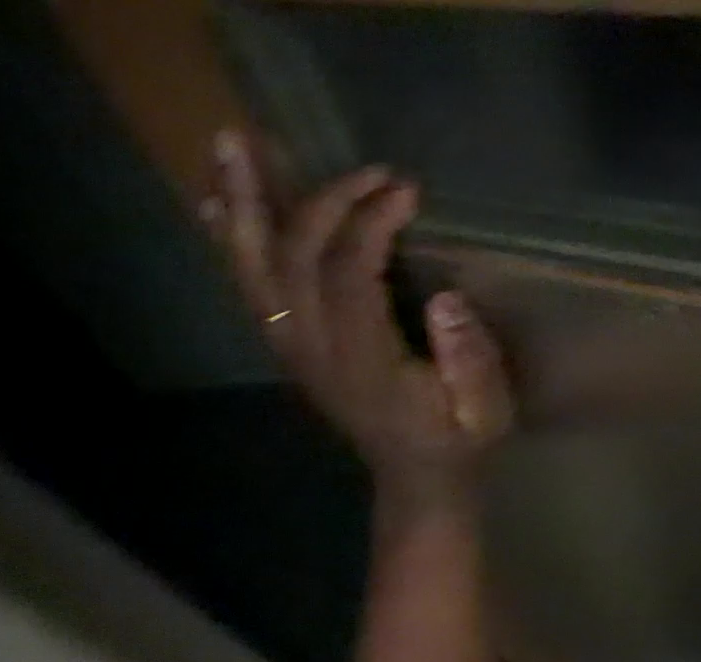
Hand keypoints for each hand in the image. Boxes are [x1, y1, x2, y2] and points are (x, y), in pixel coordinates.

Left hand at [203, 130, 513, 505]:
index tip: (405, 191)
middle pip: (297, 259)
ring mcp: (295, 350)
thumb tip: (447, 300)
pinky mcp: (290, 348)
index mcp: (366, 364)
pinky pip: (251, 288)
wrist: (417, 480)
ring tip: (229, 143)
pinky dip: (231, 242)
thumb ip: (470, 361)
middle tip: (370, 171)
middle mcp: (316, 351)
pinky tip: (215, 202)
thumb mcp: (485, 411)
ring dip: (242, 205)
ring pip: (256, 269)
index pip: (349, 276)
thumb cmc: (457, 441)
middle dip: (326, 202)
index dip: (369, 224)